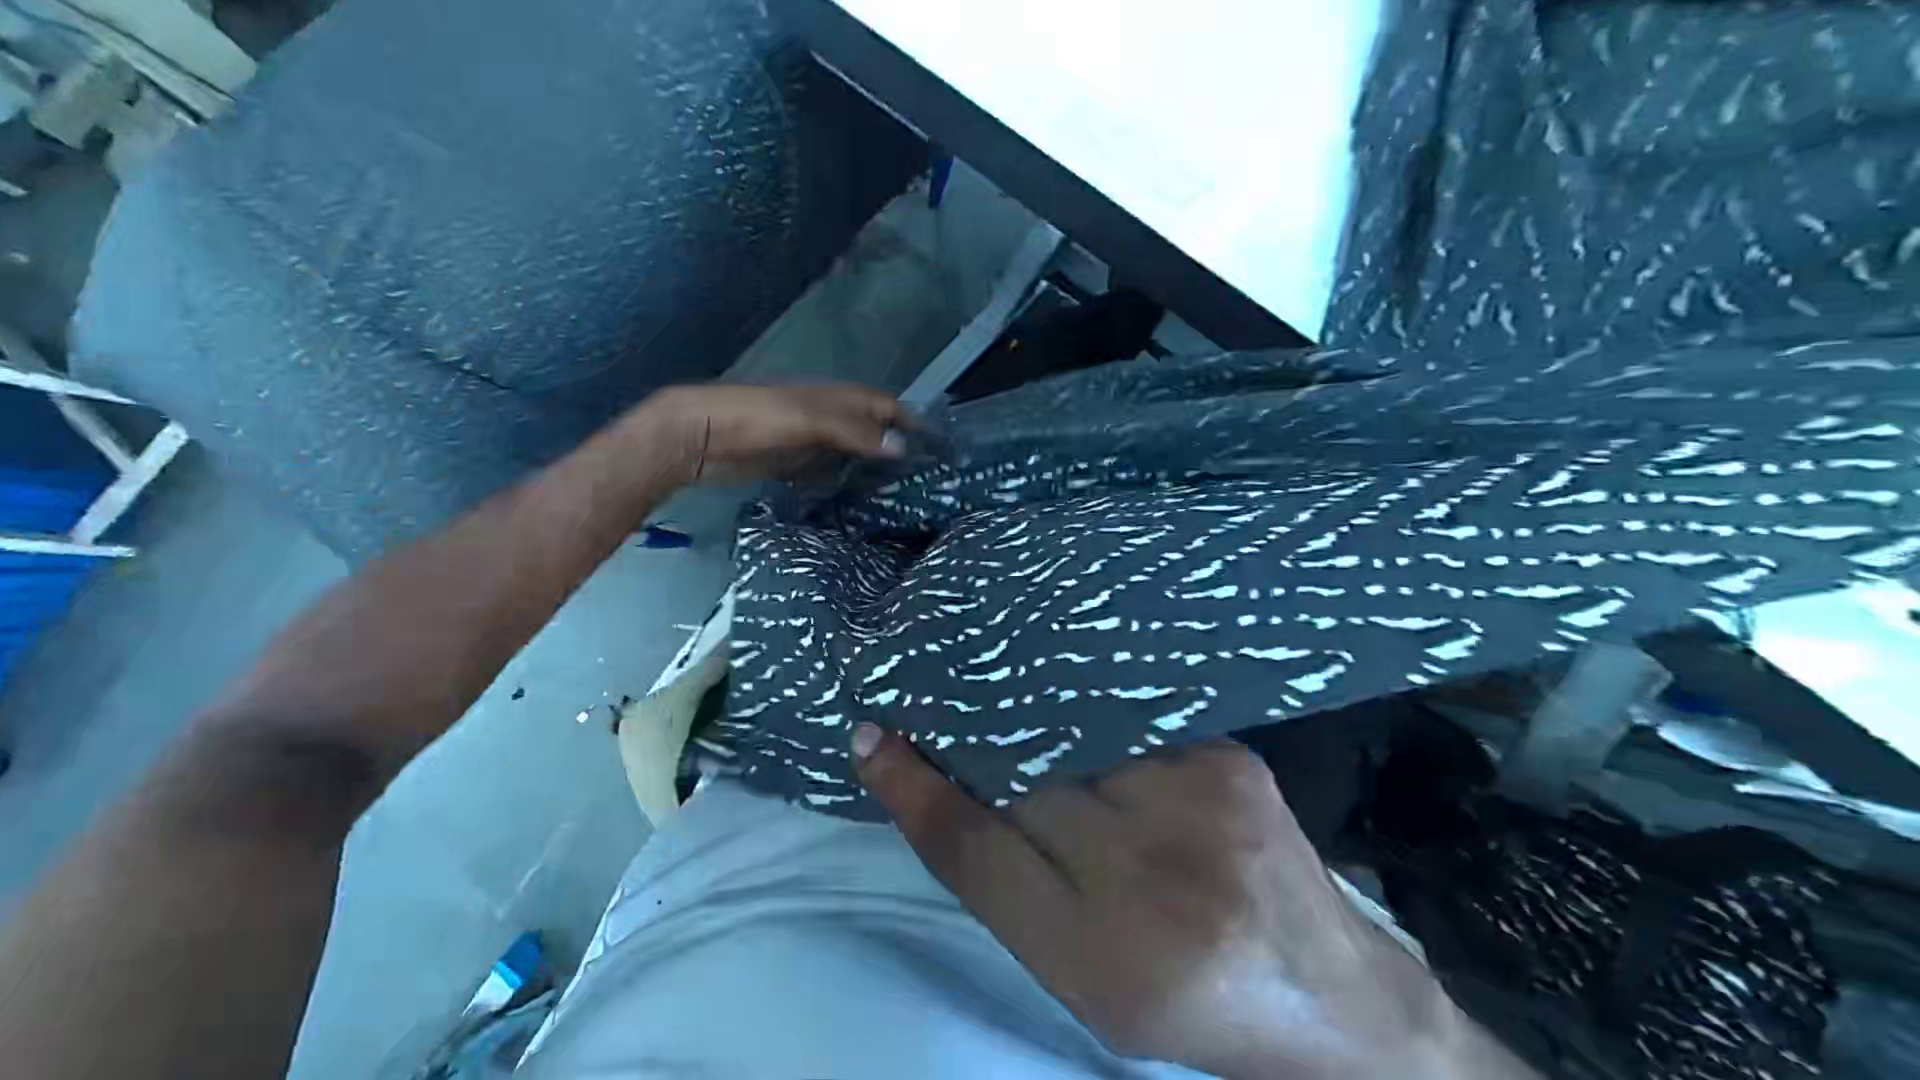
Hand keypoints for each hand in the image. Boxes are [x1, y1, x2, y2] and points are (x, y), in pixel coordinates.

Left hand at [633, 383, 906, 483]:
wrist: (700, 435)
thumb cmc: (756, 418)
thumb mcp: (809, 419)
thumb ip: (854, 432)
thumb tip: (902, 447)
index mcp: (835, 397)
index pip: (883, 405)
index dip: (908, 420)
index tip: (935, 446)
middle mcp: (827, 417)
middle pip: (870, 429)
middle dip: (895, 446)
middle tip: (922, 477)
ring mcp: (809, 441)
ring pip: (850, 453)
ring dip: (871, 468)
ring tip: (898, 494)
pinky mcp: (791, 464)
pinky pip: (826, 472)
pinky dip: (843, 481)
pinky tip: (857, 500)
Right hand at [851, 727, 1535, 1079]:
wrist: (1329, 993)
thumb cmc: (1181, 998)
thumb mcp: (1074, 973)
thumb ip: (1000, 881)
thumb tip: (927, 782)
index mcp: (1103, 957)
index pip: (974, 850)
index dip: (914, 788)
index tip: (870, 735)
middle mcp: (1154, 874)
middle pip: (1021, 779)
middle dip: (976, 742)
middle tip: (939, 704)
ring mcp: (1203, 801)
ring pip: (1074, 737)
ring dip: (1037, 725)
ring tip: (1011, 703)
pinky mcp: (1231, 757)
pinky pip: (1130, 722)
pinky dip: (1095, 720)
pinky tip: (1087, 720)